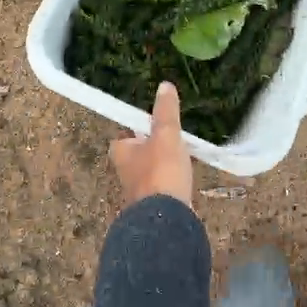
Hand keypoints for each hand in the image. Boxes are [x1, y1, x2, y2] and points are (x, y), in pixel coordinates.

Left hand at [110, 81, 193, 208]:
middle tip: (167, 138)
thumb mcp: (166, 134)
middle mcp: (126, 174)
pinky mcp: (156, 209)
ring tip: (181, 156)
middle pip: (135, 157)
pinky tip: (185, 178)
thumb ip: (165, 111)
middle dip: (149, 150)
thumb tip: (164, 85)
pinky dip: (171, 182)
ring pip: (149, 173)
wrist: (166, 221)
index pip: (121, 139)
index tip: (147, 125)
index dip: (132, 131)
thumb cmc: (160, 171)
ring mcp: (140, 194)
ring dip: (162, 166)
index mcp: (122, 153)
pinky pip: (163, 188)